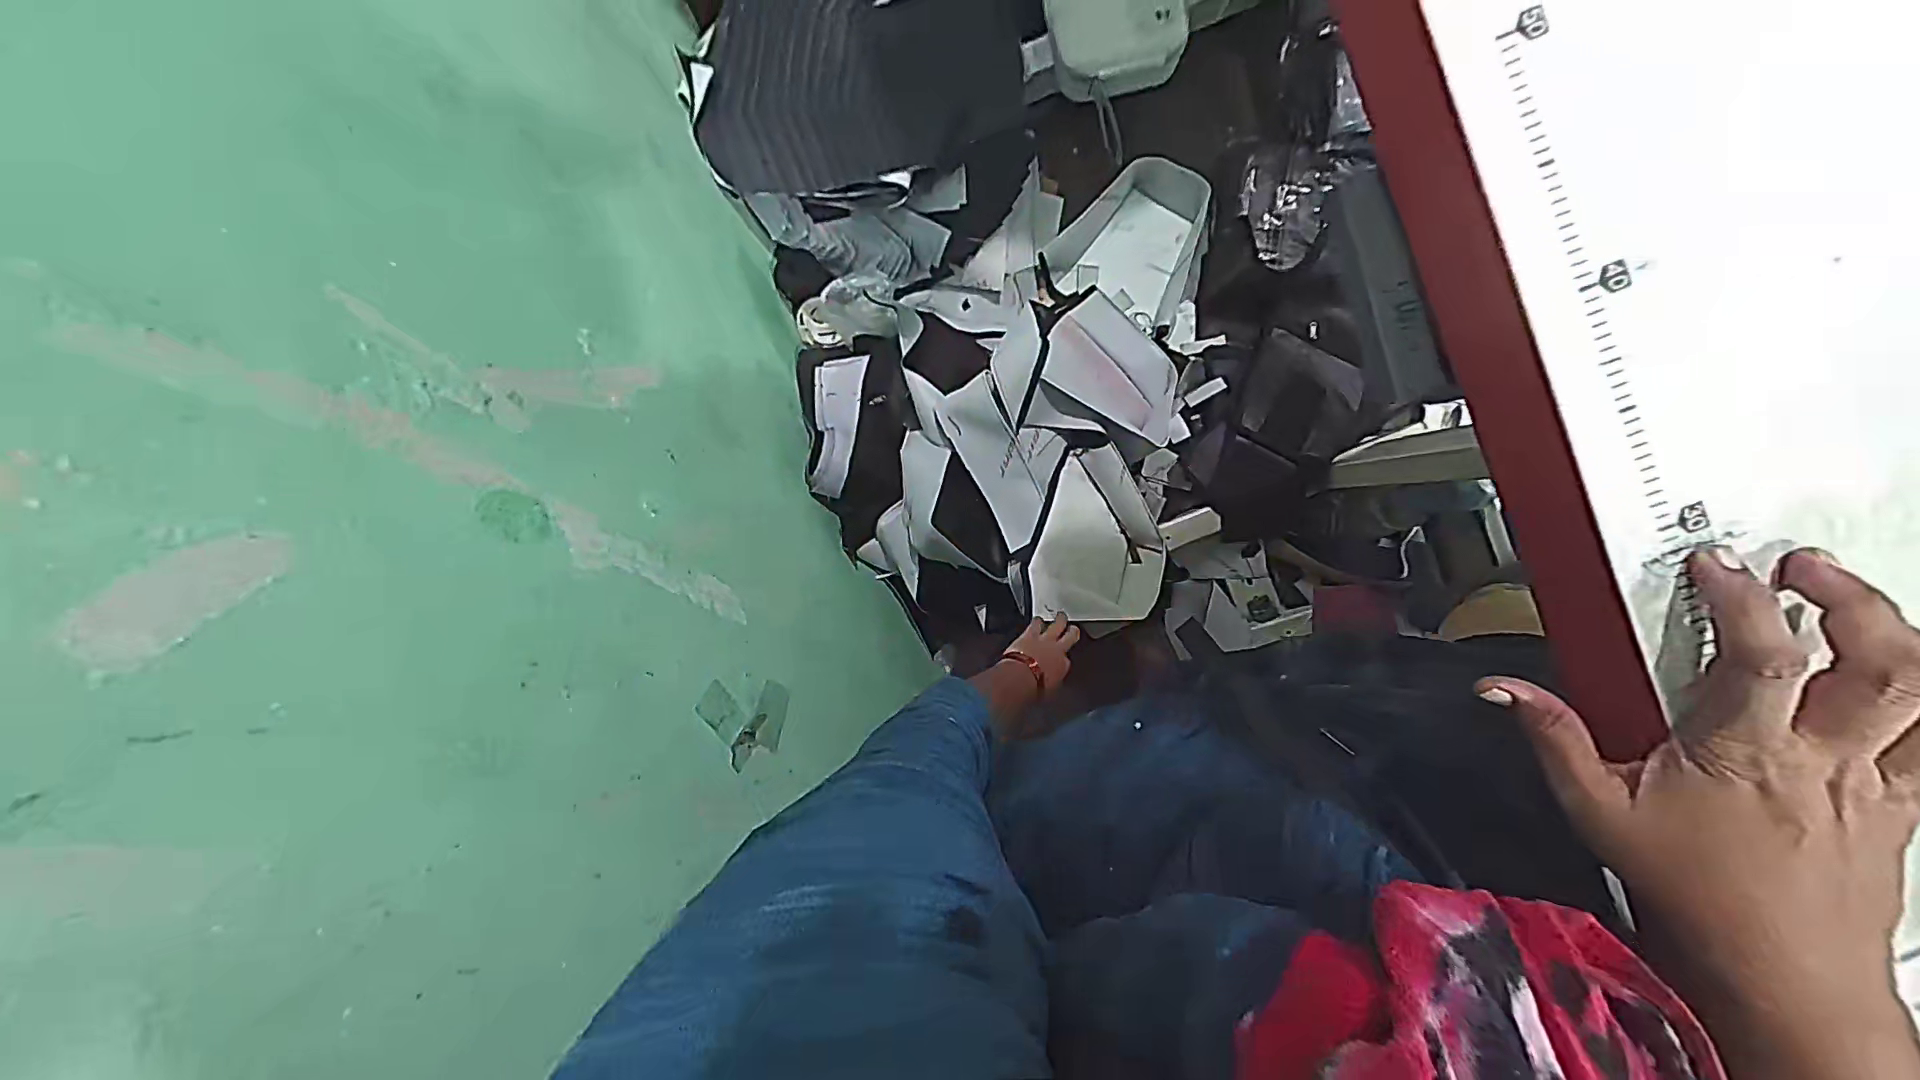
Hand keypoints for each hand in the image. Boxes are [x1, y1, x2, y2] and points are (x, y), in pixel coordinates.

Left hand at [1005, 613, 1082, 693]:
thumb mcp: (1048, 691)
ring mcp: (1044, 639)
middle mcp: (1057, 650)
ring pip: (1056, 624)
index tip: (1062, 659)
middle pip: (1070, 636)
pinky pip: (1036, 624)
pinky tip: (1037, 620)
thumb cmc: (1034, 687)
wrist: (1020, 677)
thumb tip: (1048, 686)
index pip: (1066, 661)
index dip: (1064, 660)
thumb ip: (1051, 683)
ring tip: (1059, 617)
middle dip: (1072, 631)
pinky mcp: (1030, 634)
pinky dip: (1037, 621)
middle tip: (1073, 628)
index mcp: (1062, 666)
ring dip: (1058, 620)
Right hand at [1478, 548, 1919, 1079]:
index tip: (1716, 565)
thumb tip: (1503, 689)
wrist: (1781, 967)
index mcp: (1746, 754)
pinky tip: (1889, 677)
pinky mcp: (1902, 802)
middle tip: (1804, 565)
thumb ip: (1551, 735)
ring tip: (1852, 601)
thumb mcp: (1594, 806)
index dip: (1742, 600)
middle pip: (1884, 663)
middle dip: (1852, 599)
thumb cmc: (1689, 886)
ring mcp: (1879, 781)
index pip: (1763, 658)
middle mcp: (1827, 759)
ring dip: (1897, 634)